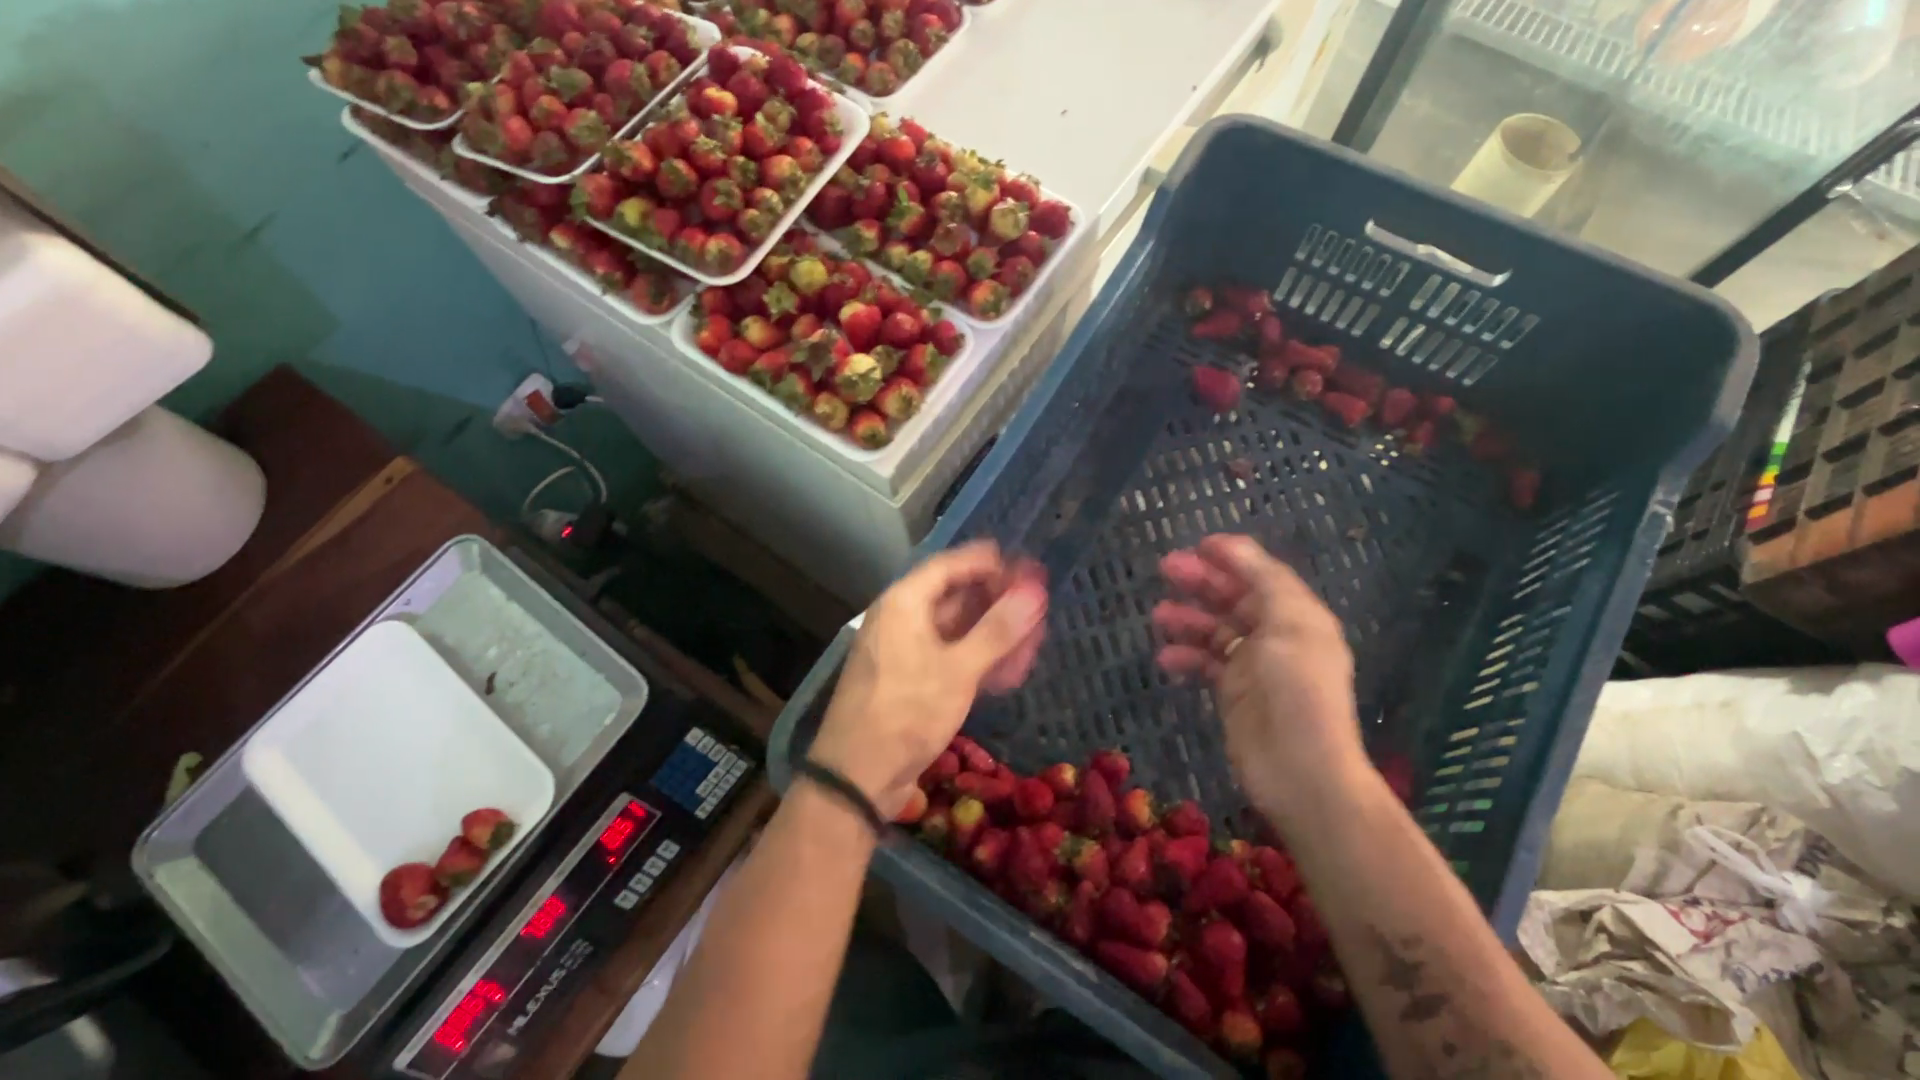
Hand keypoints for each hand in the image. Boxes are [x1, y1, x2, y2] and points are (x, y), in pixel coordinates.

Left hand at [810, 541, 1048, 817]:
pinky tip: (1008, 672)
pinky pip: (948, 657)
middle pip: (954, 597)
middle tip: (1038, 605)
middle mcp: (900, 619)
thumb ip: (997, 630)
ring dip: (992, 634)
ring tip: (1033, 640)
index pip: (949, 565)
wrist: (858, 775)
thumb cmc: (907, 713)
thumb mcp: (958, 671)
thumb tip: (1034, 592)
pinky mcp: (909, 682)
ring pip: (955, 631)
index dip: (988, 563)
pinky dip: (977, 660)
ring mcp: (904, 651)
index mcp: (904, 604)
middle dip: (997, 601)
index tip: (1026, 567)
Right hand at [1152, 534, 1368, 823]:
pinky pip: (1206, 664)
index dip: (1232, 557)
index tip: (1197, 545)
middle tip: (1165, 568)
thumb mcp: (1289, 625)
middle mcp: (1278, 636)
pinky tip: (1166, 659)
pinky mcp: (1234, 694)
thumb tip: (1235, 548)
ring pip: (1216, 631)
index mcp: (1299, 616)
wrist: (1301, 769)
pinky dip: (1186, 657)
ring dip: (1189, 619)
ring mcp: (1255, 667)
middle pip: (1236, 599)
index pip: (1263, 576)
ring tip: (1157, 615)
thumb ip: (1263, 582)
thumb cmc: (1298, 691)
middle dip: (1203, 582)